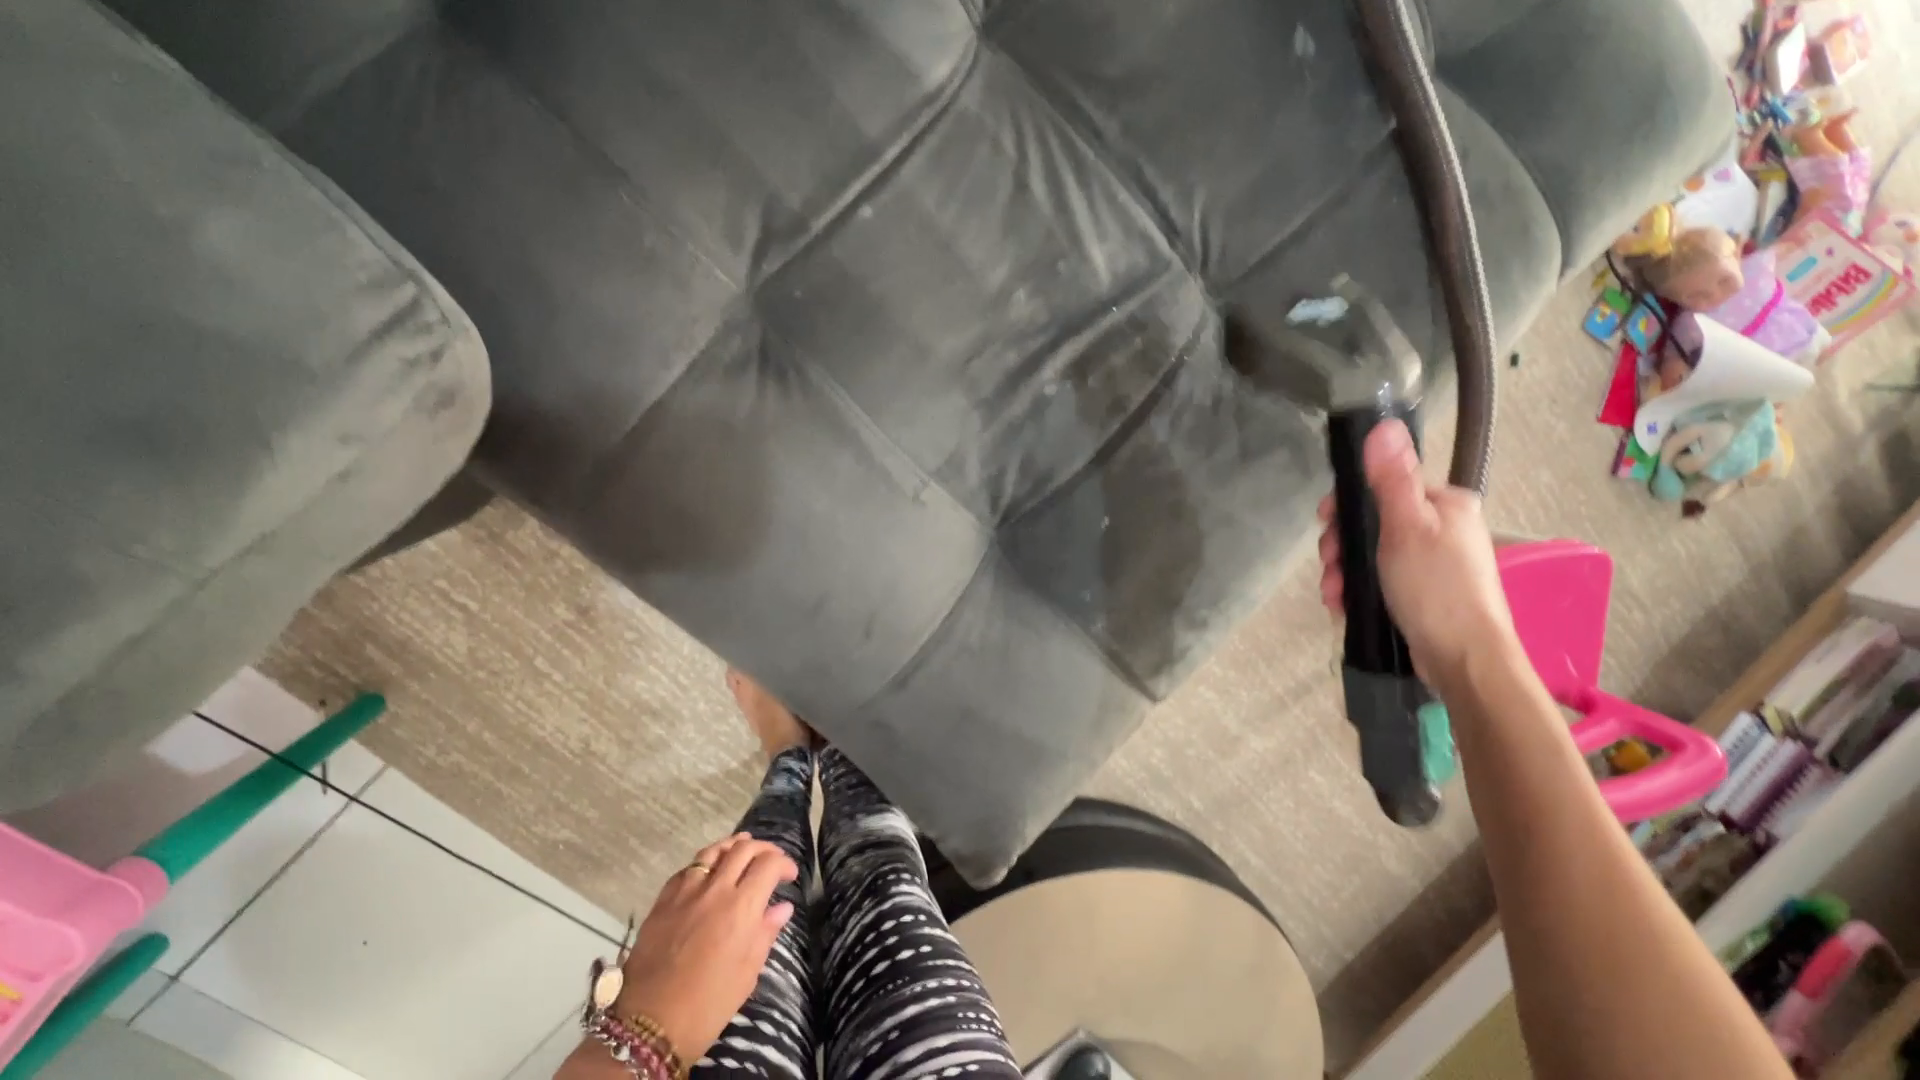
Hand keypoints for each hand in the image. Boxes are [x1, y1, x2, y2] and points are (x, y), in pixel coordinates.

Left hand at [613, 834, 798, 1062]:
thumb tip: (782, 907)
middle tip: (771, 860)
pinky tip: (708, 871)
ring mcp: (685, 893)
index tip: (790, 875)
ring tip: (742, 846)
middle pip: (742, 850)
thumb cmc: (709, 1003)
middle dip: (763, 849)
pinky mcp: (662, 902)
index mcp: (741, 908)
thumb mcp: (748, 973)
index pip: (768, 864)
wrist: (650, 1022)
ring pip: (712, 852)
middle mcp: (714, 890)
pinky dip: (704, 863)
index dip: (784, 863)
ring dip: (732, 846)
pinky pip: (687, 869)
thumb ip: (765, 933)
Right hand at [1317, 419, 1517, 688]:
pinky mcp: (1423, 595)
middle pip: (1374, 522)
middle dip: (1342, 546)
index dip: (1348, 503)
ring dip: (1344, 572)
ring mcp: (1433, 564)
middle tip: (1330, 566)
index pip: (1386, 486)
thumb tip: (1384, 425)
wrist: (1463, 659)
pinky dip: (1358, 591)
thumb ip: (1391, 479)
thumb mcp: (1407, 527)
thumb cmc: (1435, 587)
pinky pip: (1380, 581)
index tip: (1325, 524)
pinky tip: (1343, 605)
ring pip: (1372, 555)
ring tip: (1334, 593)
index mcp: (1446, 505)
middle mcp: (1443, 529)